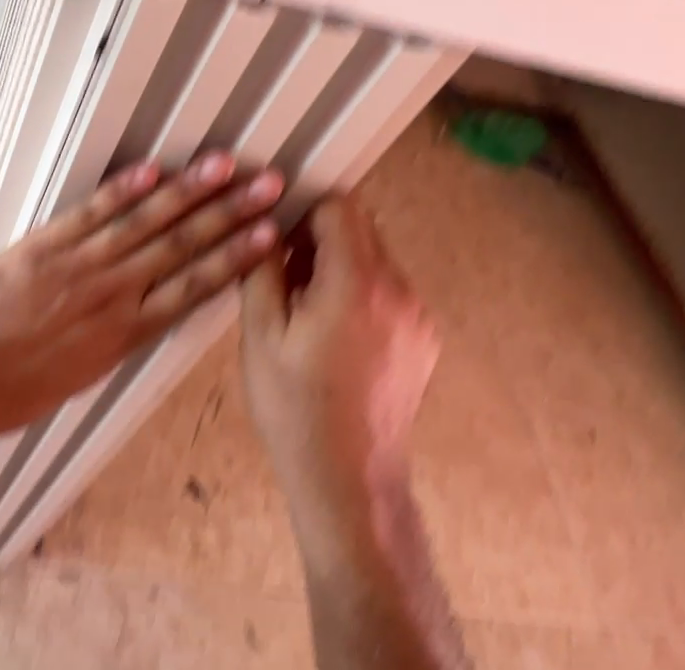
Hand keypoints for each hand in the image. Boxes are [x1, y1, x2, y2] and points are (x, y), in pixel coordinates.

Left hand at [0, 152, 284, 433]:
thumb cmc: (21, 389)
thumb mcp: (85, 373)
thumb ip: (121, 334)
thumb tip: (149, 306)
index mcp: (128, 333)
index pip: (196, 288)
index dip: (237, 258)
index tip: (272, 233)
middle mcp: (115, 296)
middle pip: (183, 247)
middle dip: (229, 214)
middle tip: (270, 184)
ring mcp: (80, 268)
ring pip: (144, 224)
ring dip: (187, 192)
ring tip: (224, 165)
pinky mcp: (43, 247)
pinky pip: (90, 213)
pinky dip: (121, 190)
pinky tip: (150, 168)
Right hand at [239, 193, 438, 535]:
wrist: (348, 478)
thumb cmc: (294, 405)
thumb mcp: (259, 334)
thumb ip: (264, 267)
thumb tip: (269, 227)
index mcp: (357, 282)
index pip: (339, 206)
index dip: (303, 210)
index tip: (278, 236)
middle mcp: (399, 289)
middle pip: (362, 227)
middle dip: (320, 238)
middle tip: (285, 277)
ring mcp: (419, 315)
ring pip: (376, 258)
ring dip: (340, 266)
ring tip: (307, 312)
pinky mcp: (425, 338)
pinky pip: (389, 291)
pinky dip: (361, 293)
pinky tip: (335, 336)